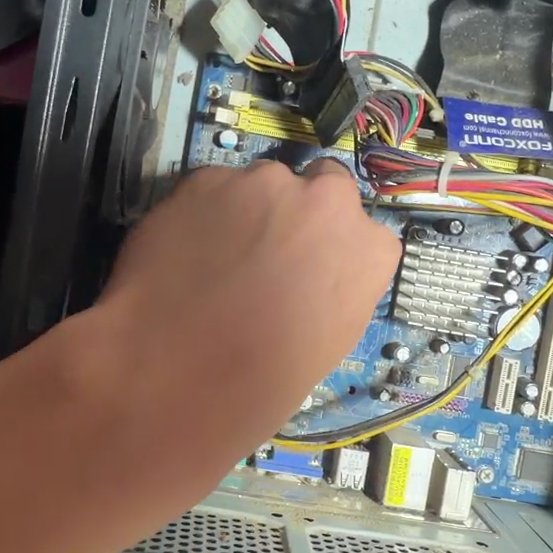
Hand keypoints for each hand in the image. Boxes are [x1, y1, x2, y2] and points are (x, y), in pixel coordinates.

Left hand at [92, 159, 400, 465]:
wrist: (187, 367)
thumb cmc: (269, 373)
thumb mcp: (334, 334)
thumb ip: (332, 282)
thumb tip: (308, 271)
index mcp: (370, 246)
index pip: (357, 226)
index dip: (326, 242)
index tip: (304, 263)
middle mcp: (325, 200)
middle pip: (317, 185)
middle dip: (295, 208)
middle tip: (262, 249)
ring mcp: (265, 183)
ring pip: (258, 184)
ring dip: (245, 208)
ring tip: (213, 256)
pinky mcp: (208, 178)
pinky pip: (210, 190)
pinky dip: (200, 213)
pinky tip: (182, 253)